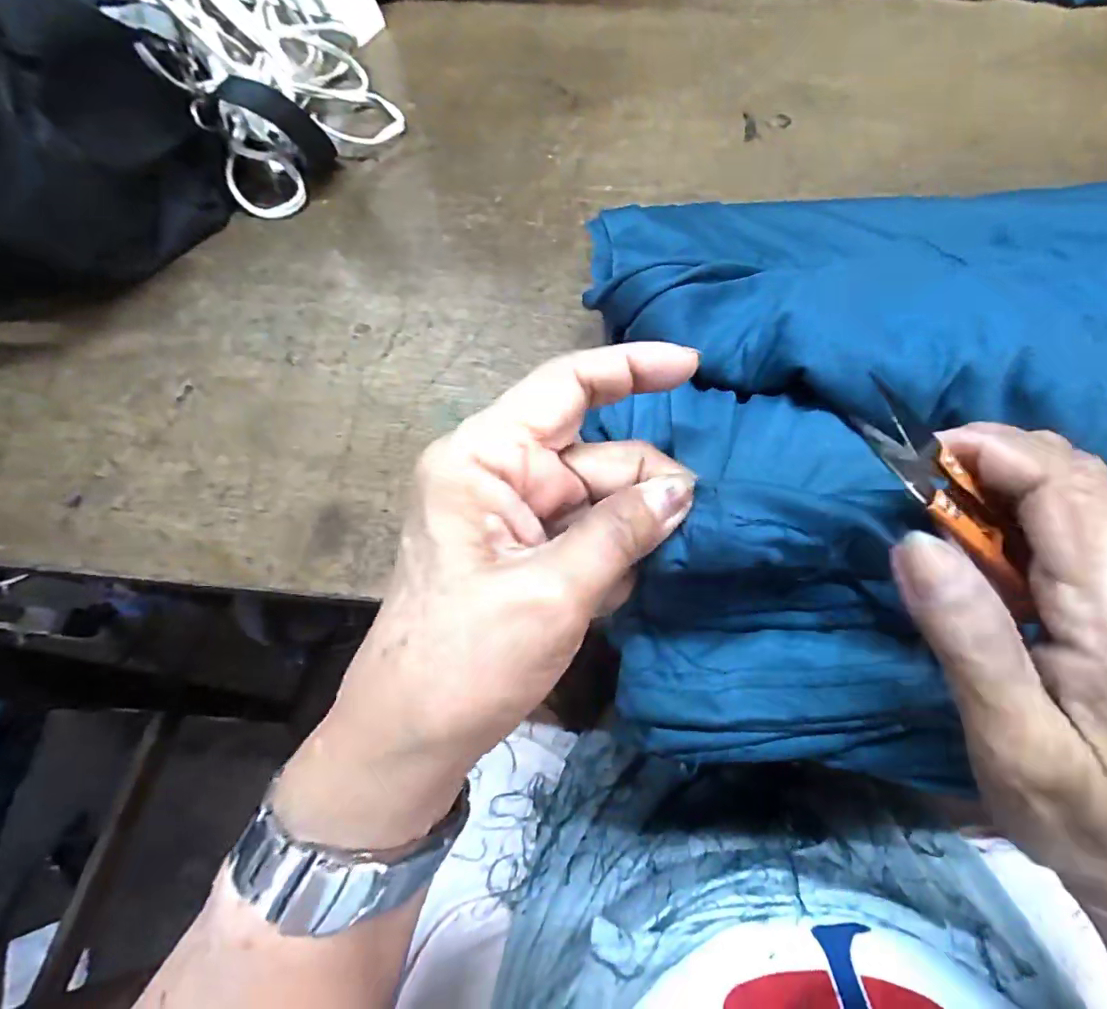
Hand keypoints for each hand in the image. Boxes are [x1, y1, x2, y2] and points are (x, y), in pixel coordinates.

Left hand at [275, 343, 698, 846]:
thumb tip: (685, 490)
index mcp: (486, 459)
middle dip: (649, 484)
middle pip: (604, 453)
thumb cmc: (464, 660)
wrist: (413, 740)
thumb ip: (623, 531)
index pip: (566, 386)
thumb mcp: (553, 591)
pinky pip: (599, 531)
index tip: (693, 366)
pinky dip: (620, 555)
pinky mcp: (535, 550)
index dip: (631, 367)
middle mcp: (504, 474)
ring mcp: (521, 515)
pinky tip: (614, 595)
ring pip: (609, 497)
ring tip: (637, 577)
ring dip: (637, 530)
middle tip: (690, 525)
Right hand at [891, 424, 1106, 921]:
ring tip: (956, 517)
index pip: (1065, 490)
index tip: (927, 456)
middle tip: (930, 489)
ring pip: (1085, 488)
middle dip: (998, 460)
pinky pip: (1091, 516)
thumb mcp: (1007, 739)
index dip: (995, 453)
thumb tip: (916, 541)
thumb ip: (969, 638)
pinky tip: (1001, 548)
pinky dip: (1035, 507)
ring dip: (1013, 482)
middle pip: (1078, 477)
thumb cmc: (1072, 806)